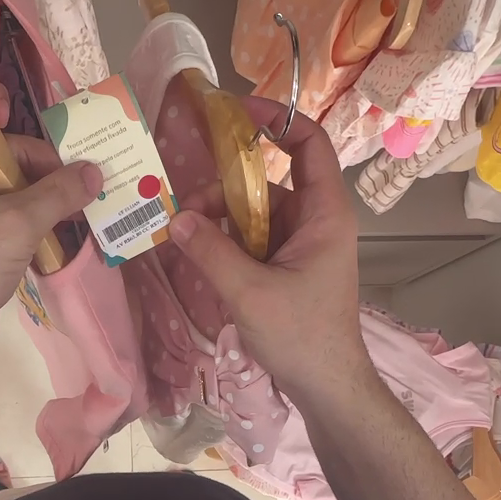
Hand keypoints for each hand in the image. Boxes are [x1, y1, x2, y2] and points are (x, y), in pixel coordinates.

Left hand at [0, 80, 102, 352]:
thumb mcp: (17, 223)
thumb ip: (60, 193)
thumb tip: (96, 171)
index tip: (27, 122)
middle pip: (0, 144)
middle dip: (40, 162)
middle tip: (77, 181)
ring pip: (9, 180)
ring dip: (43, 193)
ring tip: (80, 207)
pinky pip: (7, 210)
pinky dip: (33, 216)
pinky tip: (63, 227)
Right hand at [166, 100, 371, 400]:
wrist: (325, 386)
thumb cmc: (301, 336)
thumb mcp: (250, 293)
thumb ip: (211, 253)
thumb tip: (175, 218)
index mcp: (323, 214)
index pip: (308, 145)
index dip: (276, 120)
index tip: (236, 113)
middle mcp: (314, 222)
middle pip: (267, 185)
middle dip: (225, 190)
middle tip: (184, 208)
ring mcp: (300, 249)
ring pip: (255, 218)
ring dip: (220, 222)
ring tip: (184, 237)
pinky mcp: (286, 272)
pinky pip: (253, 245)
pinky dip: (227, 246)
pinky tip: (199, 256)